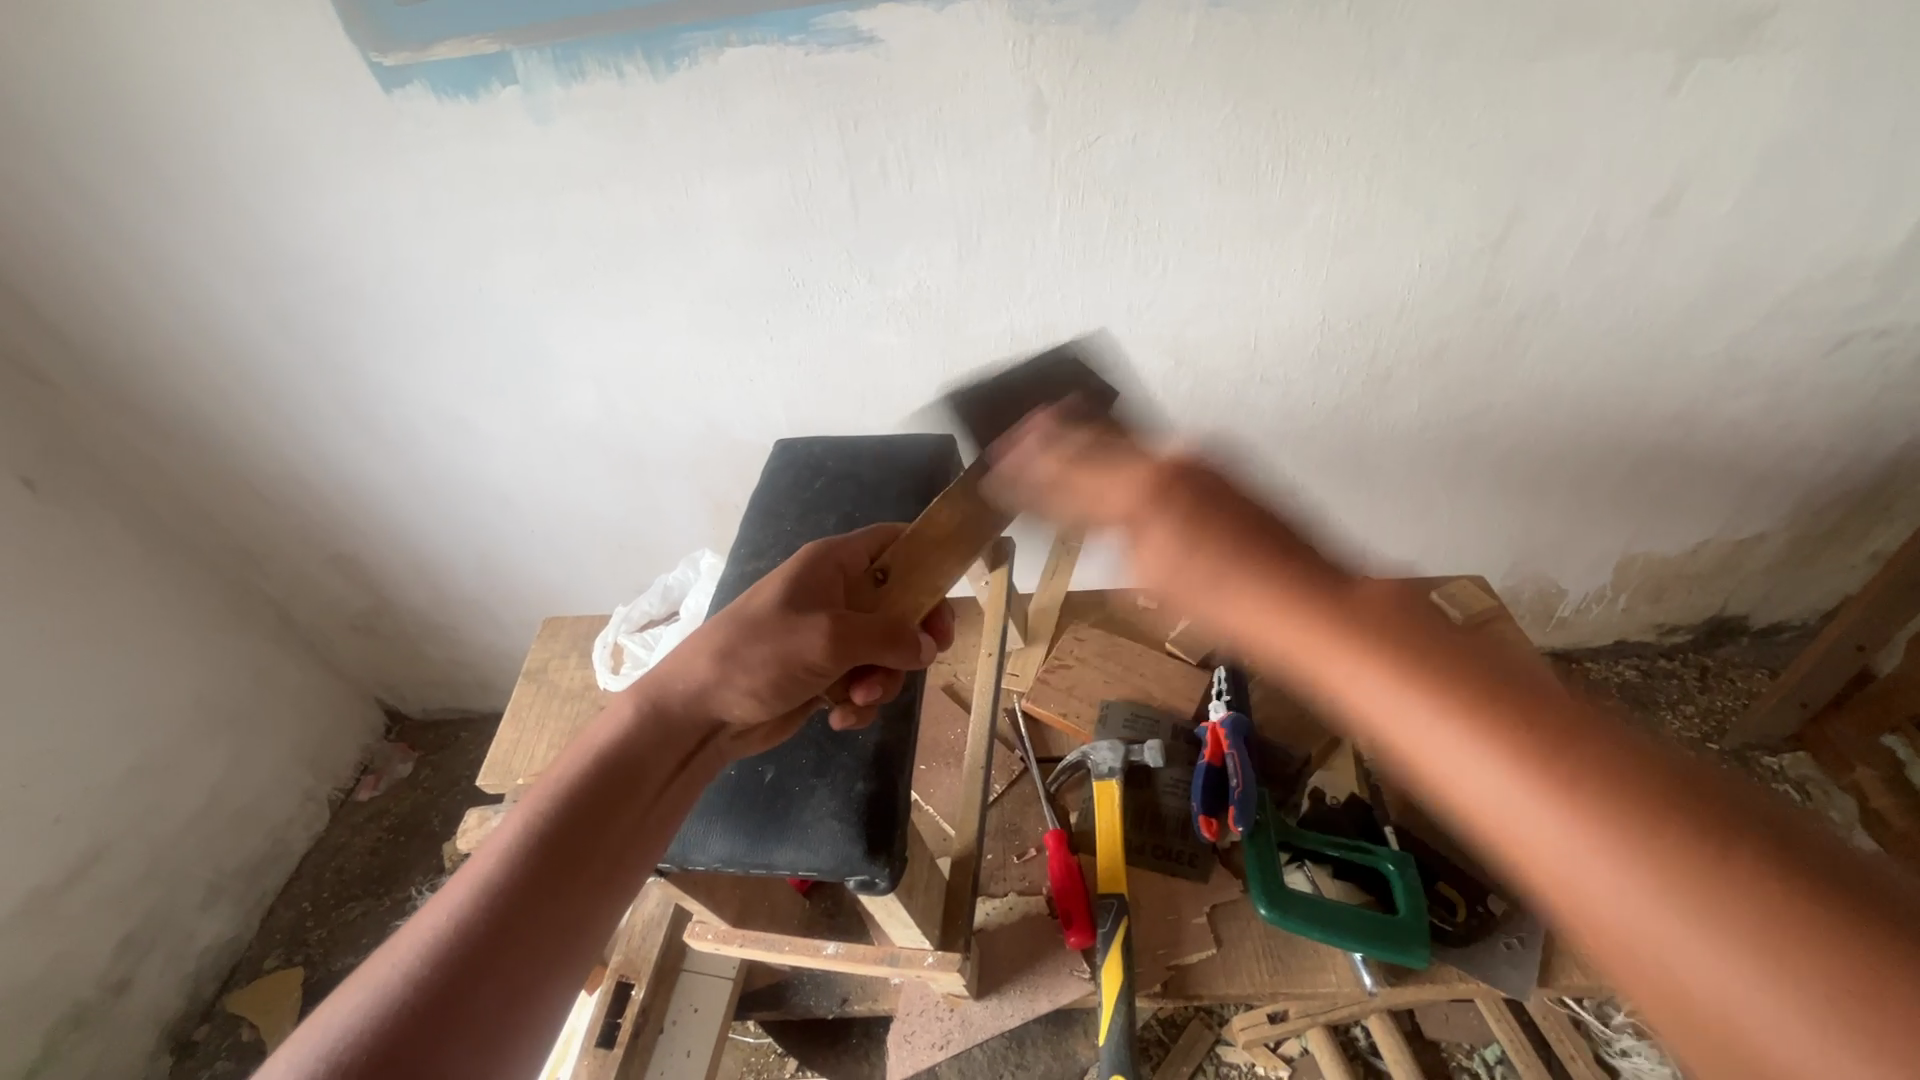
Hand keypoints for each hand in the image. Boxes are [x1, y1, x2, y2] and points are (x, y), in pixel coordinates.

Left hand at [639, 524, 955, 758]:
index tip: (948, 596)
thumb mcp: (831, 638)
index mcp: (833, 564)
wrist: (699, 711)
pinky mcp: (822, 674)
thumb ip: (889, 637)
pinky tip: (839, 716)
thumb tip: (928, 646)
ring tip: (857, 696)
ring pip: (885, 651)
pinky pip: (863, 681)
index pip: (894, 542)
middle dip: (908, 640)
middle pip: (900, 605)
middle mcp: (835, 594)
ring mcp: (828, 636)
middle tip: (921, 660)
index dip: (927, 561)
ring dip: (882, 679)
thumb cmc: (760, 654)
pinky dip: (858, 700)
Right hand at [983, 403, 1341, 608]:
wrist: (1312, 600)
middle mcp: (1171, 464)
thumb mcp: (1152, 583)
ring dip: (1090, 440)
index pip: (1068, 482)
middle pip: (1095, 444)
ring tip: (1056, 424)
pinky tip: (1119, 461)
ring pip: (1129, 444)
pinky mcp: (1224, 466)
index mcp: (1144, 497)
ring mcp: (1201, 460)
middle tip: (1018, 428)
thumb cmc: (1236, 608)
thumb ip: (1116, 543)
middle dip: (1052, 436)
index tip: (1002, 470)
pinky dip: (1132, 457)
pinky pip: (1161, 455)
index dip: (1029, 477)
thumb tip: (1099, 529)